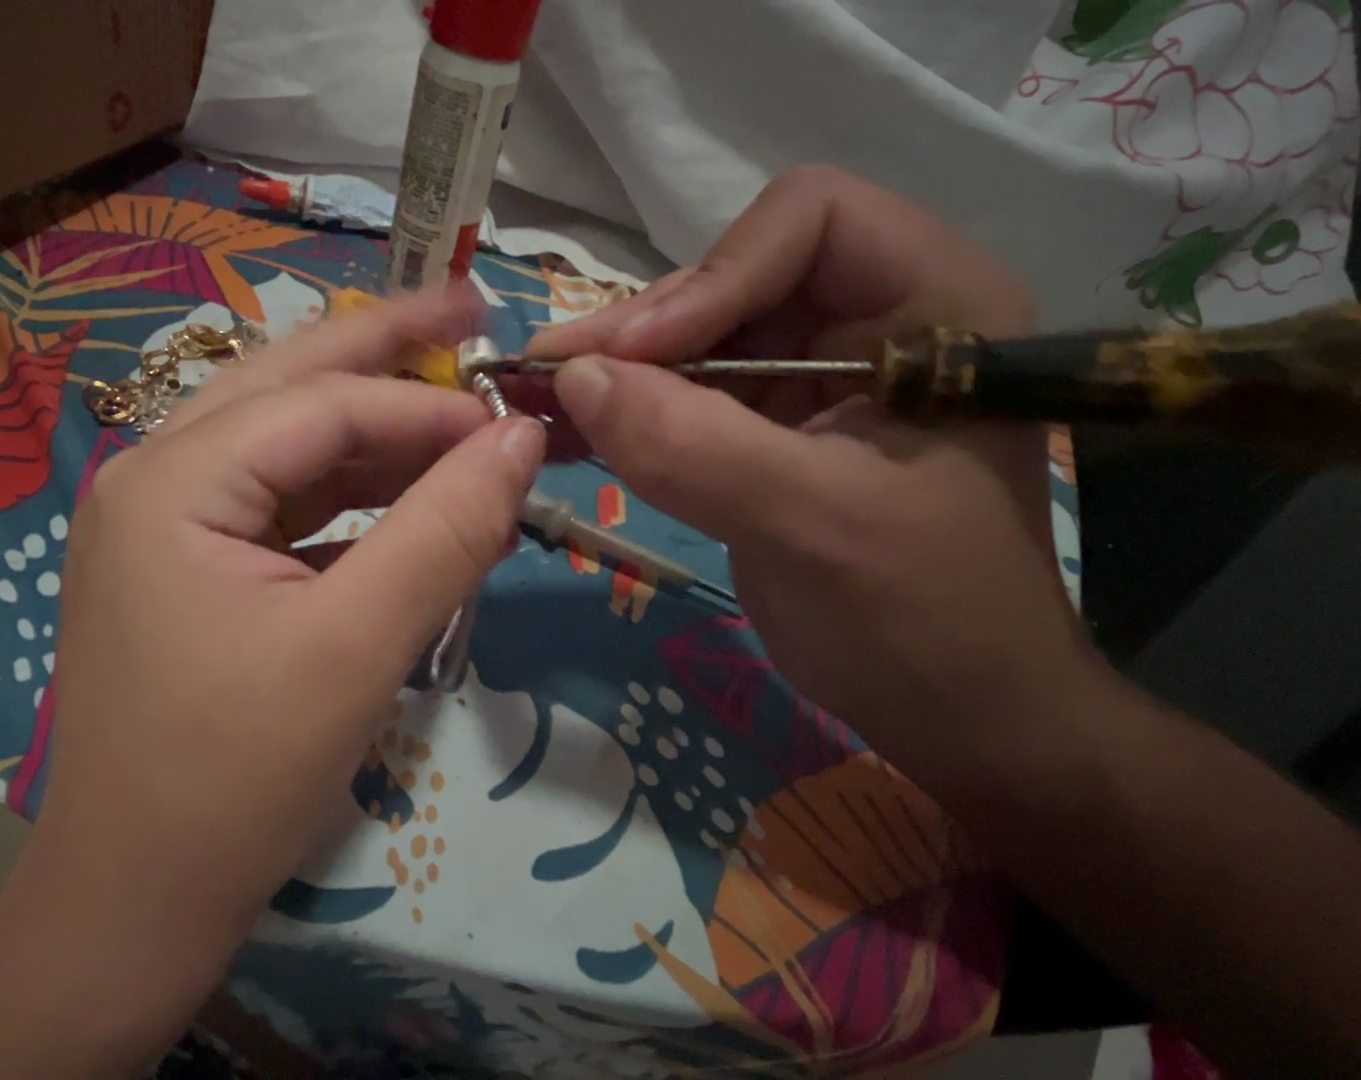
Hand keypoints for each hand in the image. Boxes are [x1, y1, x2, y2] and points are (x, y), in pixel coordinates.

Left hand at [15, 292, 544, 1068]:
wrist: (136, 901)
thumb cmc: (237, 777)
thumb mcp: (356, 647)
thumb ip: (444, 531)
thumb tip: (521, 437)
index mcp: (173, 479)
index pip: (323, 405)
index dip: (428, 407)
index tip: (518, 425)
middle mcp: (152, 478)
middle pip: (286, 388)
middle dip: (382, 351)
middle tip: (470, 311)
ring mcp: (160, 527)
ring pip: (281, 447)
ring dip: (370, 437)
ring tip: (455, 422)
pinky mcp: (183, 574)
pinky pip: (275, 509)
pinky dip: (343, 503)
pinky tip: (403, 506)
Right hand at [543, 167, 1090, 775]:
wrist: (951, 714)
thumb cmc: (920, 616)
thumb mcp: (813, 523)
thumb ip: (695, 445)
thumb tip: (573, 378)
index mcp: (931, 306)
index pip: (807, 220)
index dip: (713, 275)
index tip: (635, 357)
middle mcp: (870, 322)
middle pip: (734, 279)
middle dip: (642, 332)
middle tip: (547, 377)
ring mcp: (814, 379)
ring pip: (695, 340)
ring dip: (617, 373)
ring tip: (537, 403)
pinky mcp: (768, 433)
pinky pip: (685, 400)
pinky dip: (626, 416)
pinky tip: (569, 434)